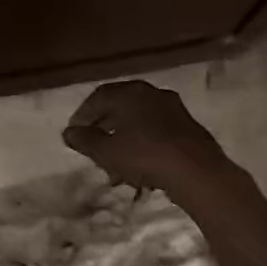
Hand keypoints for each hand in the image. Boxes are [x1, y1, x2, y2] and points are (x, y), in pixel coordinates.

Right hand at [62, 80, 232, 193]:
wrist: (197, 171)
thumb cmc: (145, 156)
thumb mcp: (107, 151)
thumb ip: (85, 140)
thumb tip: (69, 132)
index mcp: (131, 93)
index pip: (99, 96)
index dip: (83, 115)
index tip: (74, 133)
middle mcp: (153, 94)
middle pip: (120, 108)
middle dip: (103, 128)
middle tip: (92, 147)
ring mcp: (173, 109)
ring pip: (138, 122)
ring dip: (122, 141)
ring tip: (114, 165)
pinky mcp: (187, 128)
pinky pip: (156, 132)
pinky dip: (141, 145)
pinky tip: (138, 168)